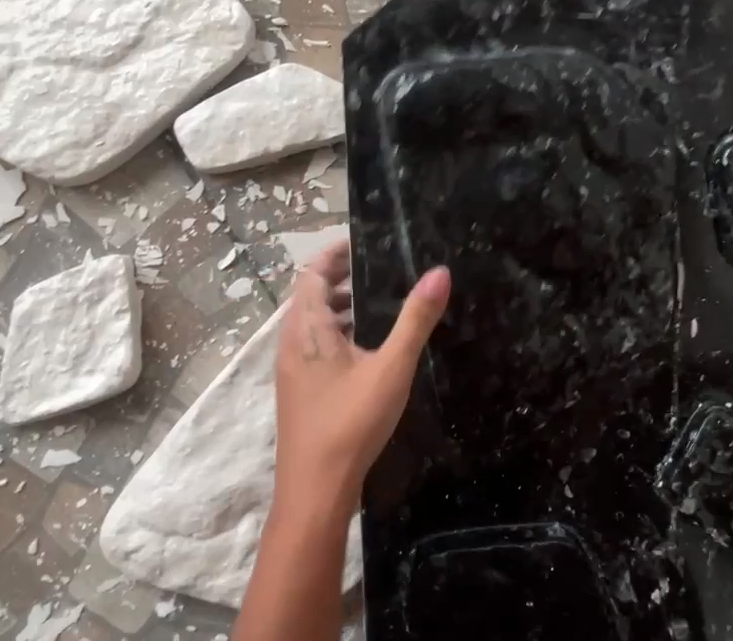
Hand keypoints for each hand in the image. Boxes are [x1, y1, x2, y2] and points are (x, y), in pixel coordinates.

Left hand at [271, 236, 449, 518]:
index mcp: (307, 331)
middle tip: (376, 265)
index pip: (310, 274)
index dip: (333, 253)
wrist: (315, 491)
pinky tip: (366, 346)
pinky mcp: (299, 391)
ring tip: (375, 300)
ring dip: (337, 305)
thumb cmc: (351, 422)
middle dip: (338, 277)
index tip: (363, 240)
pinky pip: (314, 345)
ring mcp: (292, 371)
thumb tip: (440, 272)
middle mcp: (292, 345)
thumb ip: (416, 318)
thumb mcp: (393, 366)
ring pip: (310, 323)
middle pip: (308, 296)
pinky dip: (336, 330)